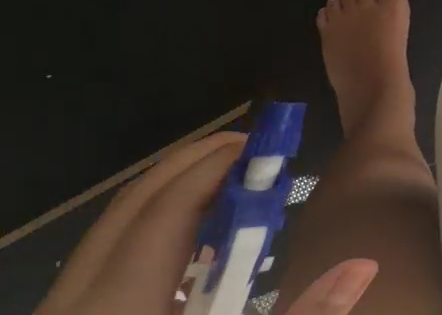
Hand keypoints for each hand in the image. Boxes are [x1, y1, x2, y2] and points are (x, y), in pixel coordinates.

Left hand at [38, 133, 376, 314]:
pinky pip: (107, 259)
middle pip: (132, 206)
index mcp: (116, 305)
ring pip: (113, 231)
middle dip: (195, 165)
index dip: (218, 166)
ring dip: (176, 196)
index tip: (270, 145)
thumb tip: (363, 266)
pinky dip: (155, 233)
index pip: (167, 207)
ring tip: (240, 189)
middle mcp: (77, 303)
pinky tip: (197, 251)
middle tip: (260, 150)